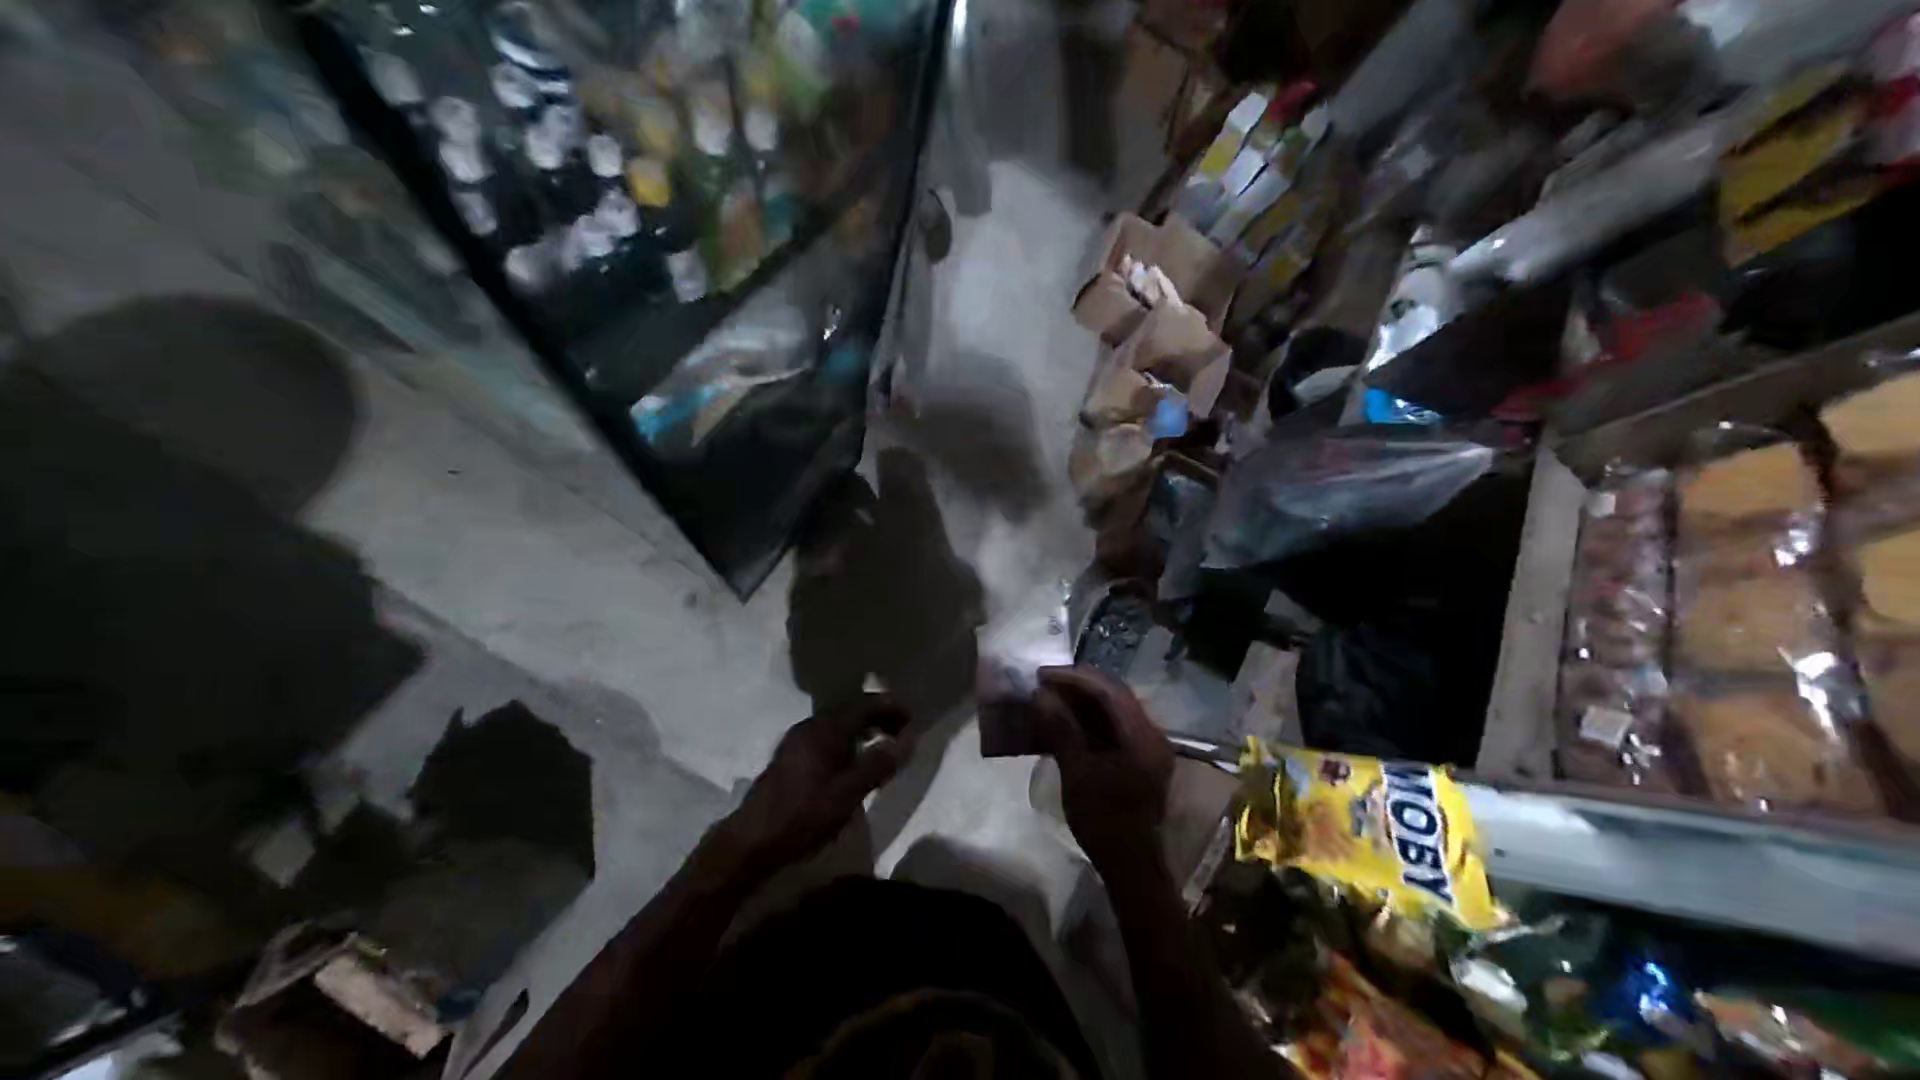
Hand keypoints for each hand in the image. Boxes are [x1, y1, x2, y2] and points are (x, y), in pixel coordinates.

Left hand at [705, 695, 911, 880]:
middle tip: (901, 731)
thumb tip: (906, 741)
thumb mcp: (849, 793)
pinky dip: (847, 741)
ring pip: (837, 725)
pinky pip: (826, 737)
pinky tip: (853, 761)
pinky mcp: (790, 757)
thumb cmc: (804, 814)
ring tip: (882, 746)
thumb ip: (879, 764)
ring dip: (862, 730)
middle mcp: (810, 726)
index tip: (912, 718)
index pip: (865, 705)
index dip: (890, 708)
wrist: (752, 841)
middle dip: (878, 717)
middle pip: (850, 711)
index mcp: (825, 728)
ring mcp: (797, 741)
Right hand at [1035, 667, 1171, 869]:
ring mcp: (1147, 745)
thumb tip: (1041, 695)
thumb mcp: (1077, 773)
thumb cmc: (1104, 821)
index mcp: (1143, 736)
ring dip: (1082, 700)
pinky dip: (1089, 718)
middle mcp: (1151, 734)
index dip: (1074, 678)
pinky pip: (1113, 725)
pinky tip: (1064, 719)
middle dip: (1078, 684)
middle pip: (1115, 694)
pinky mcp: (1138, 757)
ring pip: (1114, 708)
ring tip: (1050, 695)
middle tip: (1044, 682)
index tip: (1043, 675)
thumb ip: (1061, 730)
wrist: (1130, 866)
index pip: (1110, 690)